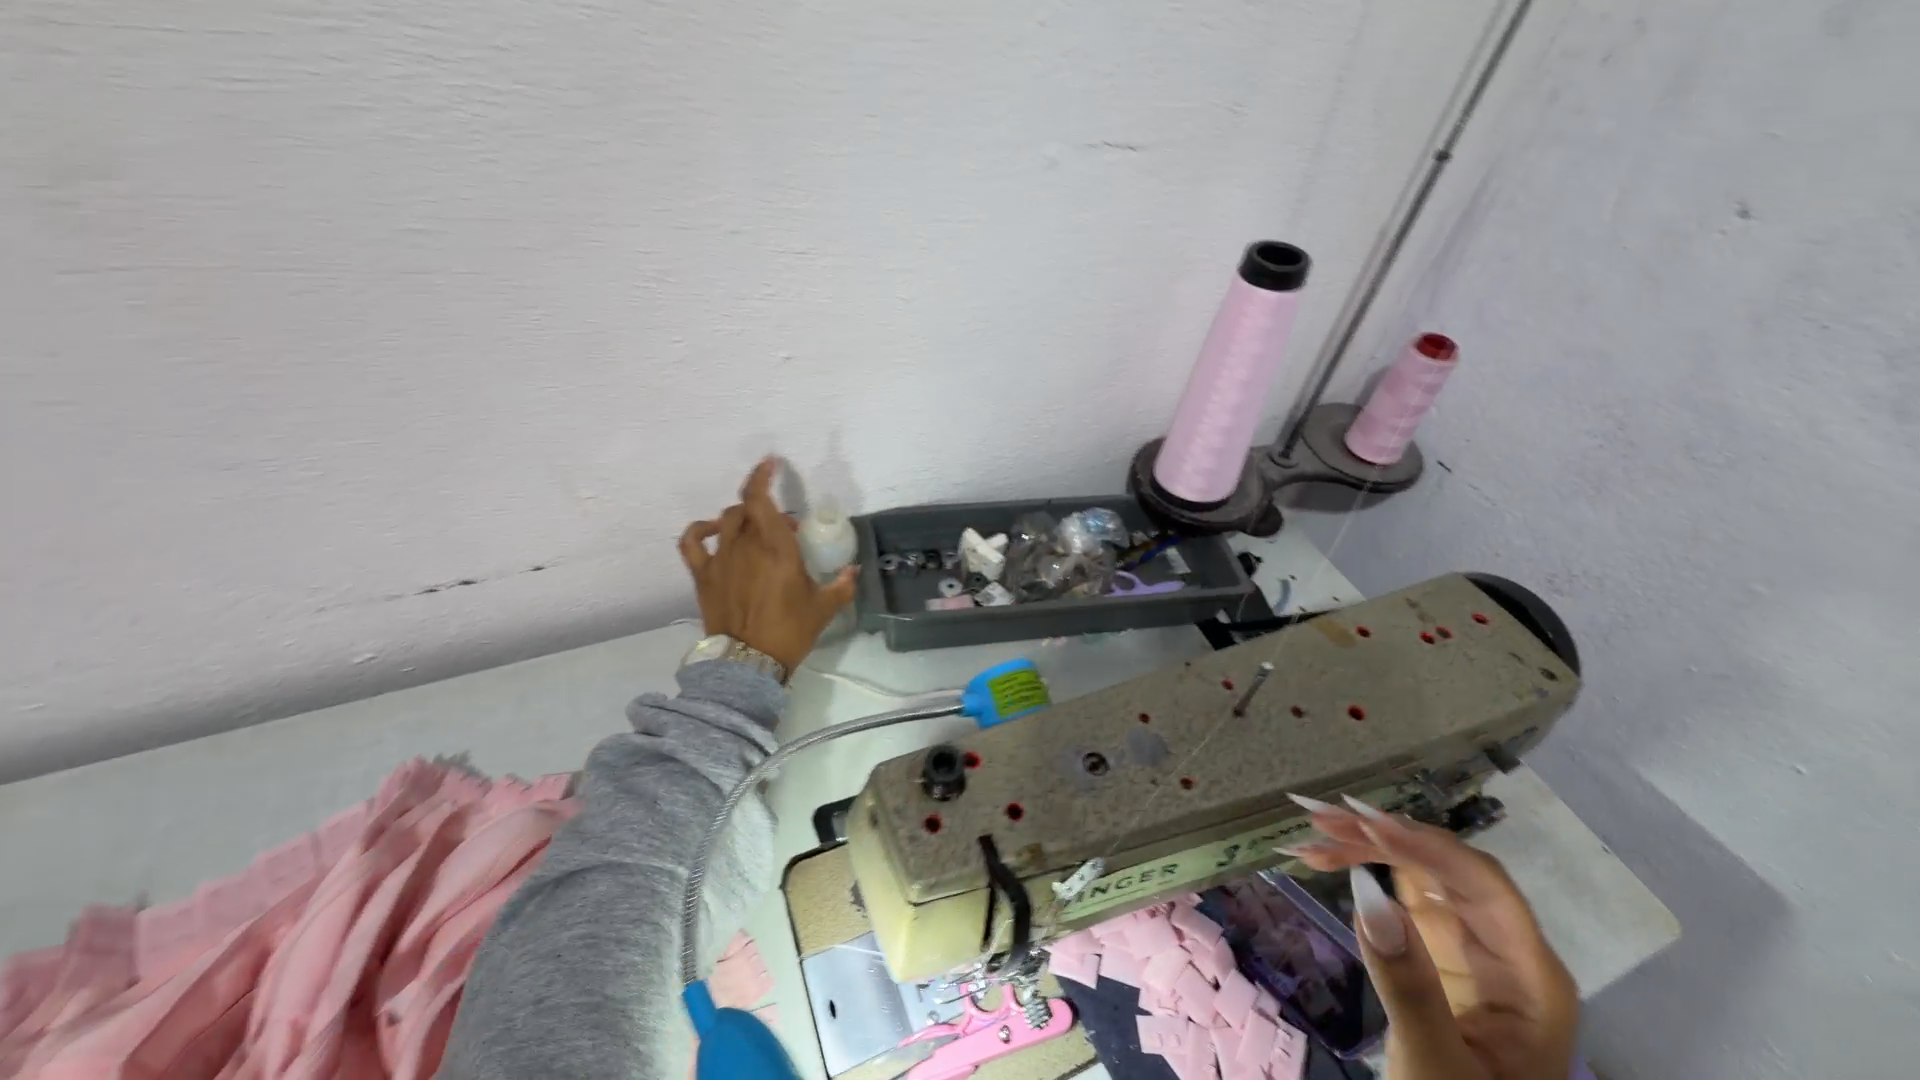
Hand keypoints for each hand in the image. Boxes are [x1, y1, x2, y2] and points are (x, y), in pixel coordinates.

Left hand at [678, 457, 857, 674]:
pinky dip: (700, 530)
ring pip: (725, 520)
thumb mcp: (824, 609)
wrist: (748, 663)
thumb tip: (852, 571)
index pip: (761, 498)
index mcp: (777, 549)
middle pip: (748, 509)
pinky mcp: (703, 575)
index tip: (772, 463)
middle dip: (767, 509)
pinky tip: (712, 532)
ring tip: (756, 531)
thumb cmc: (790, 632)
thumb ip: (841, 585)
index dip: (762, 475)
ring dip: (742, 517)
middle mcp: (745, 546)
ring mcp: (720, 559)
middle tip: (785, 528)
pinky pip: (692, 542)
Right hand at [1282, 798, 1578, 1079]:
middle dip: (1383, 838)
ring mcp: (1471, 948)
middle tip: (1318, 820)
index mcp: (1532, 978)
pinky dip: (1364, 874)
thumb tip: (1367, 895)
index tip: (1363, 823)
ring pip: (1421, 876)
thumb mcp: (1436, 1068)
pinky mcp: (1438, 952)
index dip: (1425, 847)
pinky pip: (1402, 898)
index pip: (1482, 887)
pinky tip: (1327, 860)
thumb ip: (1408, 986)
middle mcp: (1506, 950)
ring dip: (1366, 848)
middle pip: (1447, 871)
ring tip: (1309, 834)